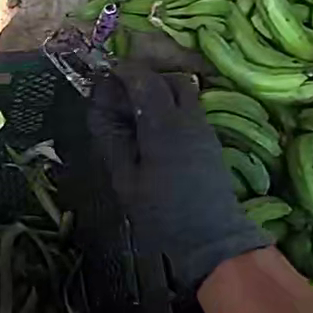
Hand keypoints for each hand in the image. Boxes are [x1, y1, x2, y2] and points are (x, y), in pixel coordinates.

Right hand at [88, 61, 271, 290]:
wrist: (213, 240)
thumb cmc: (162, 214)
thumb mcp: (125, 180)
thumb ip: (112, 138)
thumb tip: (99, 107)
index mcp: (165, 126)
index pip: (145, 81)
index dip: (124, 72)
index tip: (103, 74)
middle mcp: (189, 120)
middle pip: (171, 79)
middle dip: (144, 77)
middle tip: (118, 91)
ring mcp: (204, 129)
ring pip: (184, 93)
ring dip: (159, 91)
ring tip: (133, 111)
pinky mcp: (210, 142)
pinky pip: (189, 110)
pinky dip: (169, 107)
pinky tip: (151, 129)